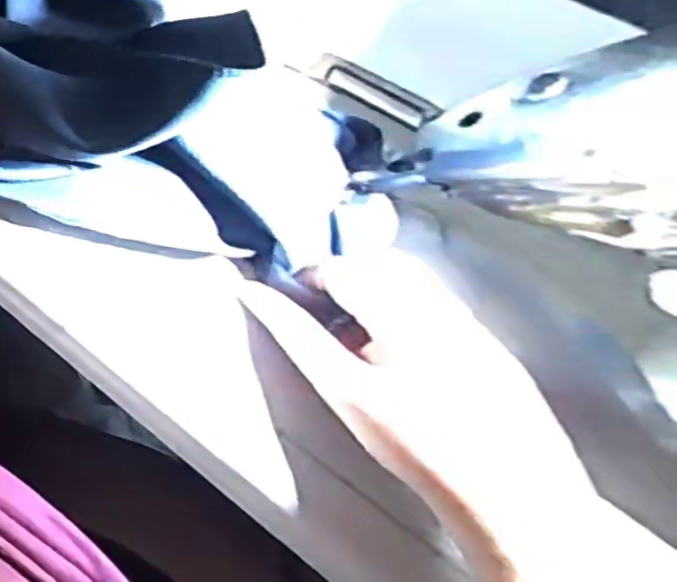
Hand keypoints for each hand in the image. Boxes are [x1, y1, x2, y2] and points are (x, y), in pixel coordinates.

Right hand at [239, 253, 603, 577]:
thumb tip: (249, 289)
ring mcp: (480, 333)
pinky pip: (442, 306)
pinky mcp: (499, 355)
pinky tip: (399, 349)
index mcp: (407, 317)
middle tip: (322, 309)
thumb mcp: (343, 390)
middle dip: (345, 276)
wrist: (525, 510)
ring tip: (357, 328)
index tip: (291, 300)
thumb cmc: (419, 447)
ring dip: (377, 288)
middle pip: (381, 264)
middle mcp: (447, 314)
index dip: (306, 277)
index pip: (340, 268)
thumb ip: (294, 332)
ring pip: (416, 281)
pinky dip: (408, 308)